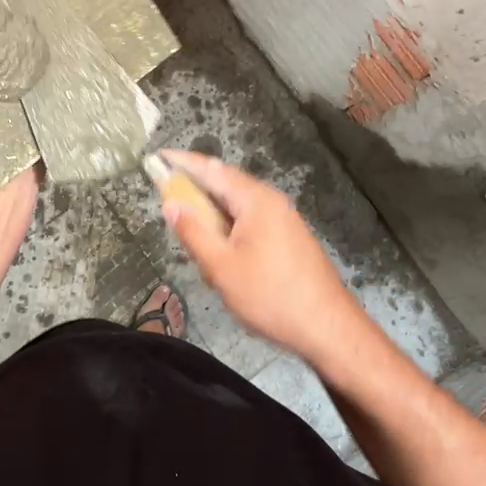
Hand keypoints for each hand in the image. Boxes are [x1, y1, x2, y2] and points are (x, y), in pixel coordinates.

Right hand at [157, 150, 362, 362]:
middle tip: (168, 199)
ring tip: (194, 234)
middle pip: (226, 184)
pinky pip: (251, 222)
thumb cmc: (270, 296)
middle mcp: (272, 202)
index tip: (158, 157)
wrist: (328, 328)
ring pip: (238, 207)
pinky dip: (229, 229)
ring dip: (213, 215)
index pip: (212, 169)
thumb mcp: (221, 267)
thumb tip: (170, 203)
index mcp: (256, 200)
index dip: (182, 162)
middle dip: (196, 189)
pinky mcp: (289, 238)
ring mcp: (284, 220)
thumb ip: (193, 232)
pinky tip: (222, 254)